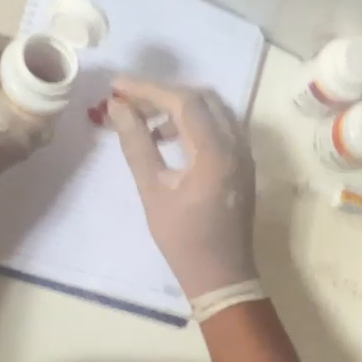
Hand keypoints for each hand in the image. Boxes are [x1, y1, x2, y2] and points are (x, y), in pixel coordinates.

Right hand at [106, 77, 257, 299]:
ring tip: (146, 124)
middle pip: (202, 99)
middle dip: (164, 95)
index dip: (148, 89)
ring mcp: (244, 155)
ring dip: (180, 109)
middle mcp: (237, 146)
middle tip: (130, 103)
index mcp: (216, 153)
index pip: (184, 101)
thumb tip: (117, 107)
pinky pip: (221, 128)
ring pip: (214, 111)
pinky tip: (169, 140)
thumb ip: (136, 144)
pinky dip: (195, 124)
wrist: (221, 275)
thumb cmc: (183, 239)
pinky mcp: (243, 165)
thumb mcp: (153, 191)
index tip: (118, 87)